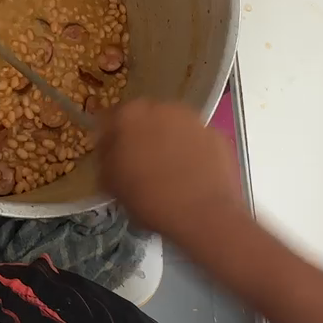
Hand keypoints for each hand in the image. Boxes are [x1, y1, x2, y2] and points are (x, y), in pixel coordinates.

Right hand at [97, 98, 249, 252]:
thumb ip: (105, 161)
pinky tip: (193, 176)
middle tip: (140, 165)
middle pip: (143, 118)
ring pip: (172, 127)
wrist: (206, 215)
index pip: (109, 120)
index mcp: (128, 116)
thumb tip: (109, 153)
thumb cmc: (151, 199)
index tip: (110, 158)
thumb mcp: (113, 185)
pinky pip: (196, 140)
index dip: (109, 139)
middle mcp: (160, 107)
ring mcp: (192, 119)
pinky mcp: (216, 134)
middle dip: (140, 137)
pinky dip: (192, 152)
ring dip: (167, 142)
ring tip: (170, 172)